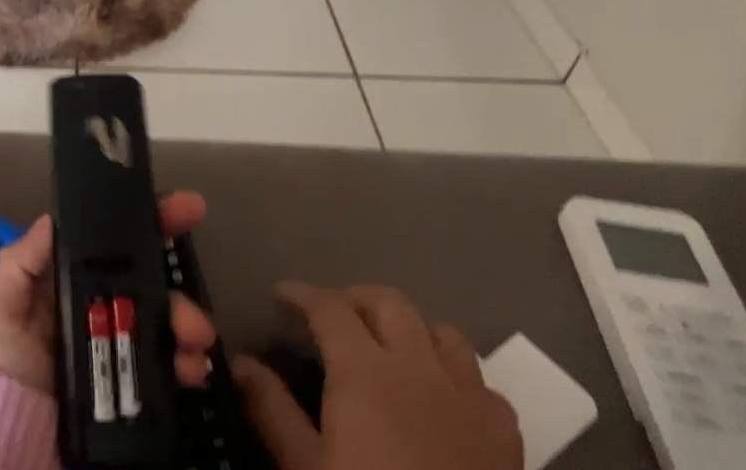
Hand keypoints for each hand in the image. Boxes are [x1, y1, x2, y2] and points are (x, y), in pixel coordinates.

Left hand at [0, 192, 217, 394]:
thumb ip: (19, 266)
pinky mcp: (136, 384)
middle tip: (192, 307)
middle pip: (148, 281)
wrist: (18, 448)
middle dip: (177, 285)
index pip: (110, 243)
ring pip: (166, 320)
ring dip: (188, 323)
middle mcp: (98, 308)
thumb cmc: (4, 371)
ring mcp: (120, 346)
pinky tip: (193, 369)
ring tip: (195, 341)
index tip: (183, 208)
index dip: (146, 222)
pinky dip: (189, 362)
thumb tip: (51, 220)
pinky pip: (172, 364)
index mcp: (68, 283)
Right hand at [235, 283, 521, 469]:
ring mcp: (470, 396)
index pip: (329, 307)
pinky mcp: (505, 431)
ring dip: (408, 326)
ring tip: (385, 345)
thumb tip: (240, 362)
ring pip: (441, 330)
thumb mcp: (306, 465)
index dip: (301, 294)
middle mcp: (420, 367)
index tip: (280, 294)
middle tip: (328, 315)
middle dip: (353, 298)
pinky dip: (452, 372)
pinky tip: (438, 396)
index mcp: (365, 371)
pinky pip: (479, 379)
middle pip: (389, 303)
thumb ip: (272, 408)